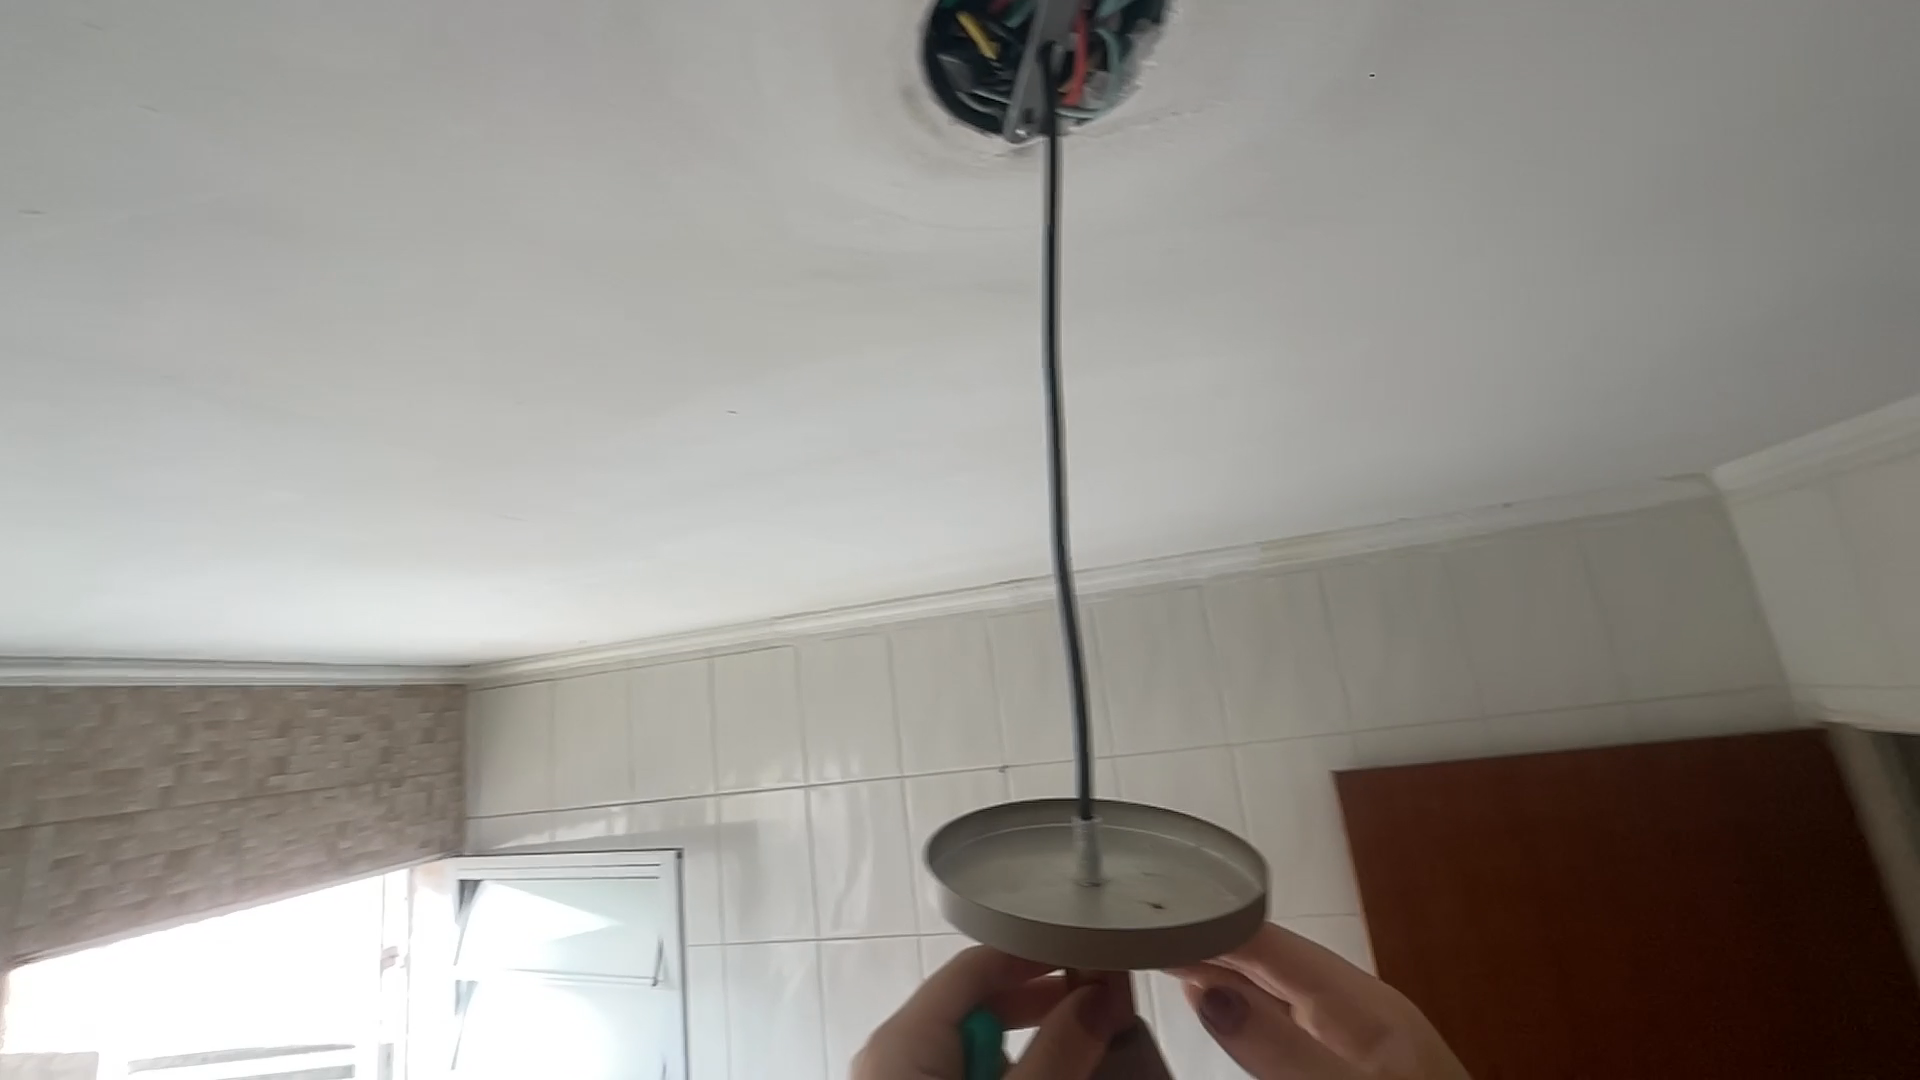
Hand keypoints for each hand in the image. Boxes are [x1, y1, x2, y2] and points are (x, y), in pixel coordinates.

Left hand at [853, 945, 1134, 1079]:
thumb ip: (1058, 1051)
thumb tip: (1104, 991)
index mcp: (904, 1035)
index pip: (978, 963)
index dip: (1036, 952)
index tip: (1089, 956)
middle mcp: (895, 1051)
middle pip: (978, 1000)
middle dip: (1040, 1000)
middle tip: (1099, 1003)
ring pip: (974, 1042)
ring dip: (1030, 1040)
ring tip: (1082, 1043)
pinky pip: (963, 1070)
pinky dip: (1008, 1070)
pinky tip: (1043, 1076)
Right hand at [1170, 924, 1470, 1079]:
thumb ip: (1284, 1050)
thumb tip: (1207, 994)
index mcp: (1361, 1001)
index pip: (1270, 943)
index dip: (1213, 922)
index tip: (1159, 909)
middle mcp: (1353, 1010)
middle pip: (1267, 960)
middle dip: (1209, 940)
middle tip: (1145, 927)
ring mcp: (1352, 1040)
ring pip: (1271, 989)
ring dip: (1220, 970)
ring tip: (1165, 952)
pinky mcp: (1346, 1064)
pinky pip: (1281, 1021)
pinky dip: (1240, 1006)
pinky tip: (1216, 1001)